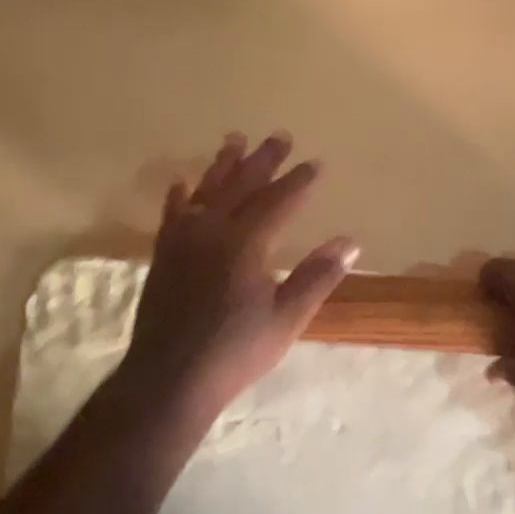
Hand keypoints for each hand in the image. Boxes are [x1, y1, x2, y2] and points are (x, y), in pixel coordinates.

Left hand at [120, 132, 359, 414]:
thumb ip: (317, 277)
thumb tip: (350, 242)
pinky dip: (180, 196)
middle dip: (263, 160)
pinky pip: (172, 214)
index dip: (298, 182)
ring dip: (223, 165)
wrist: (170, 378)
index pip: (278, 201)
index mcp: (246, 244)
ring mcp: (183, 241)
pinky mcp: (164, 256)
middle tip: (279, 135)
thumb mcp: (286, 319)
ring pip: (206, 191)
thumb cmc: (235, 352)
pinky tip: (183, 184)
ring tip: (234, 139)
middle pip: (242, 185)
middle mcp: (212, 231)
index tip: (315, 163)